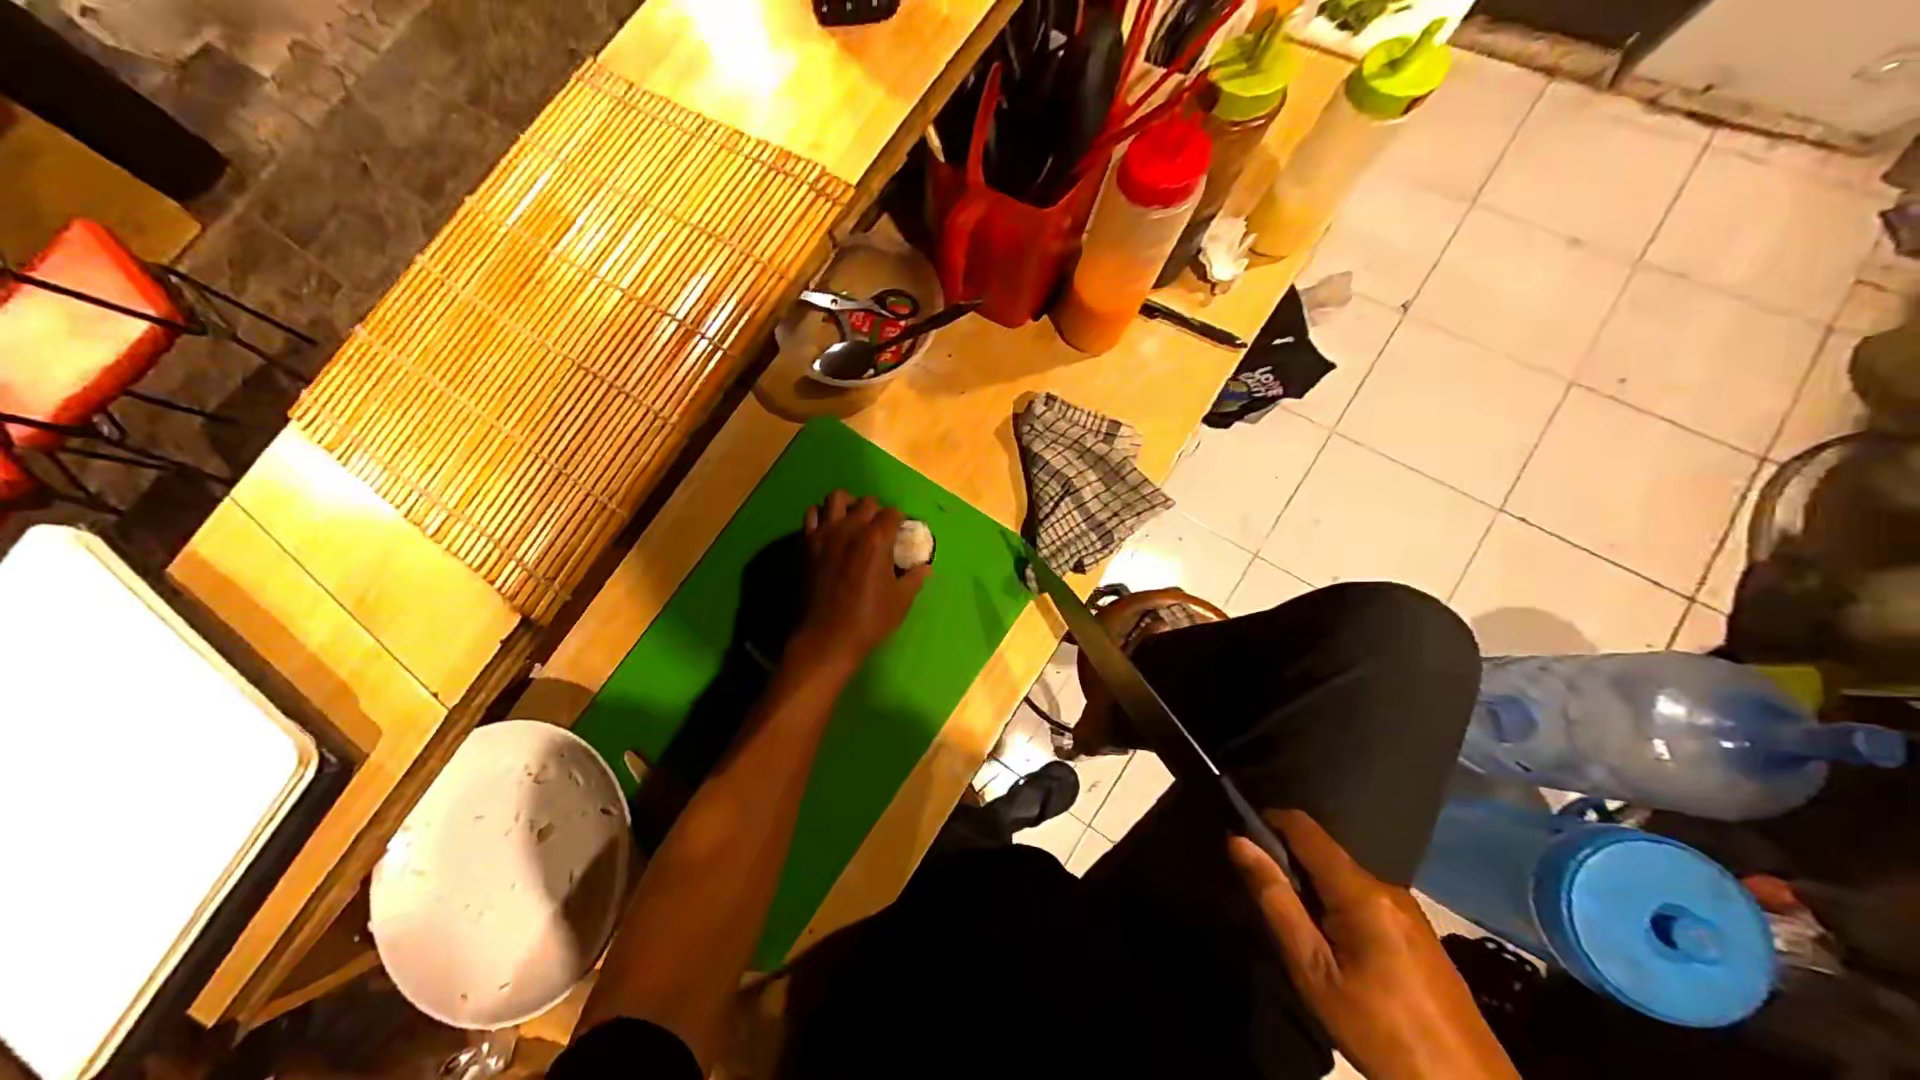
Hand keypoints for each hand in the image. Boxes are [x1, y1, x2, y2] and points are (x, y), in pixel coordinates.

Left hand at [794, 491, 929, 666]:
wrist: (826, 638)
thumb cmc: (869, 620)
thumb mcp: (901, 601)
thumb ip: (914, 578)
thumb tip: (926, 566)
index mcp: (877, 539)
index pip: (893, 513)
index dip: (900, 520)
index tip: (901, 531)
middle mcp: (851, 528)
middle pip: (866, 502)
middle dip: (877, 510)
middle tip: (880, 527)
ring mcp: (825, 534)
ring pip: (836, 498)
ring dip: (848, 504)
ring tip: (852, 519)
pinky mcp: (807, 544)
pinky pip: (812, 515)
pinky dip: (822, 515)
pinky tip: (829, 529)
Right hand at [1228, 811, 1519, 1079]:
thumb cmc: (1378, 1029)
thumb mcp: (1313, 970)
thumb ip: (1275, 901)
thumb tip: (1237, 841)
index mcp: (1360, 891)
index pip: (1304, 826)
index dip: (1266, 820)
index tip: (1238, 839)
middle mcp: (1386, 887)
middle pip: (1323, 851)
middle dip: (1286, 859)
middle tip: (1259, 894)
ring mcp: (1407, 909)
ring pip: (1343, 876)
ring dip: (1311, 885)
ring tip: (1292, 923)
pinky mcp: (1418, 932)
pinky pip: (1364, 898)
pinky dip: (1336, 904)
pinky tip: (1331, 942)